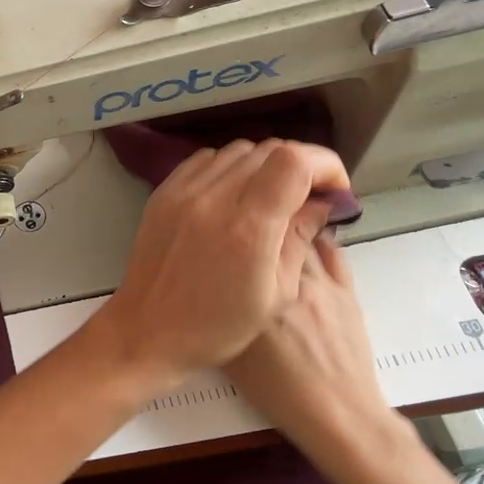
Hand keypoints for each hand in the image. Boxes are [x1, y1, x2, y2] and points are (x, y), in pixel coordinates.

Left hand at [93, 139, 349, 379]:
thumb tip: (320, 201)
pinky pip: (204, 161)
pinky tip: (235, 194)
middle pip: (268, 151)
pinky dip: (229, 167)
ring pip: (236, 151)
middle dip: (300, 166)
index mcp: (248, 228)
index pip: (293, 162)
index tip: (335, 190)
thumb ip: (300, 238)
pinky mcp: (161, 195)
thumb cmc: (218, 326)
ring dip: (265, 164)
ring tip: (273, 195)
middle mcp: (212, 200)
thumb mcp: (276, 294)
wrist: (148, 331)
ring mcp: (182, 193)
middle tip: (310, 195)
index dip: (325, 165)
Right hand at [225, 236, 402, 462]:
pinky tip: (310, 242)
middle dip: (263, 219)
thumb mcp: (232, 356)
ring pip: (306, 237)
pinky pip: (333, 254)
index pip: (246, 240)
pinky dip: (319, 243)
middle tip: (248, 216)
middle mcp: (288, 279)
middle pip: (276, 232)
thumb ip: (221, 314)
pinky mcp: (348, 293)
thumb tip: (207, 286)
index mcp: (254, 294)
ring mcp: (323, 284)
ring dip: (291, 227)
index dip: (236, 223)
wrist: (336, 414)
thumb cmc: (277, 390)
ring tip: (276, 224)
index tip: (224, 219)